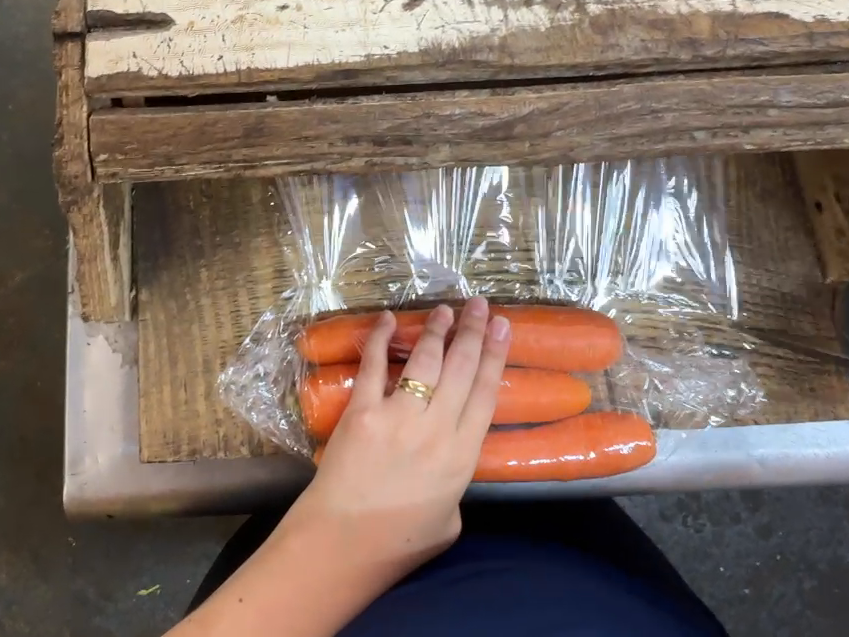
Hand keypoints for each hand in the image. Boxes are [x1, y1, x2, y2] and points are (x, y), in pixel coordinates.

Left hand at [283, 298, 512, 586]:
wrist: (345, 542)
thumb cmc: (400, 540)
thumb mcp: (450, 518)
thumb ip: (457, 482)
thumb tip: (450, 453)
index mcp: (462, 457)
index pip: (485, 394)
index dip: (496, 357)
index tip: (503, 327)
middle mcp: (435, 430)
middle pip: (461, 370)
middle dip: (473, 333)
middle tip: (479, 305)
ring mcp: (398, 417)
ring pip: (424, 362)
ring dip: (437, 331)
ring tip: (446, 309)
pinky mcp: (362, 412)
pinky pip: (374, 366)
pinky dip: (379, 338)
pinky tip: (388, 319)